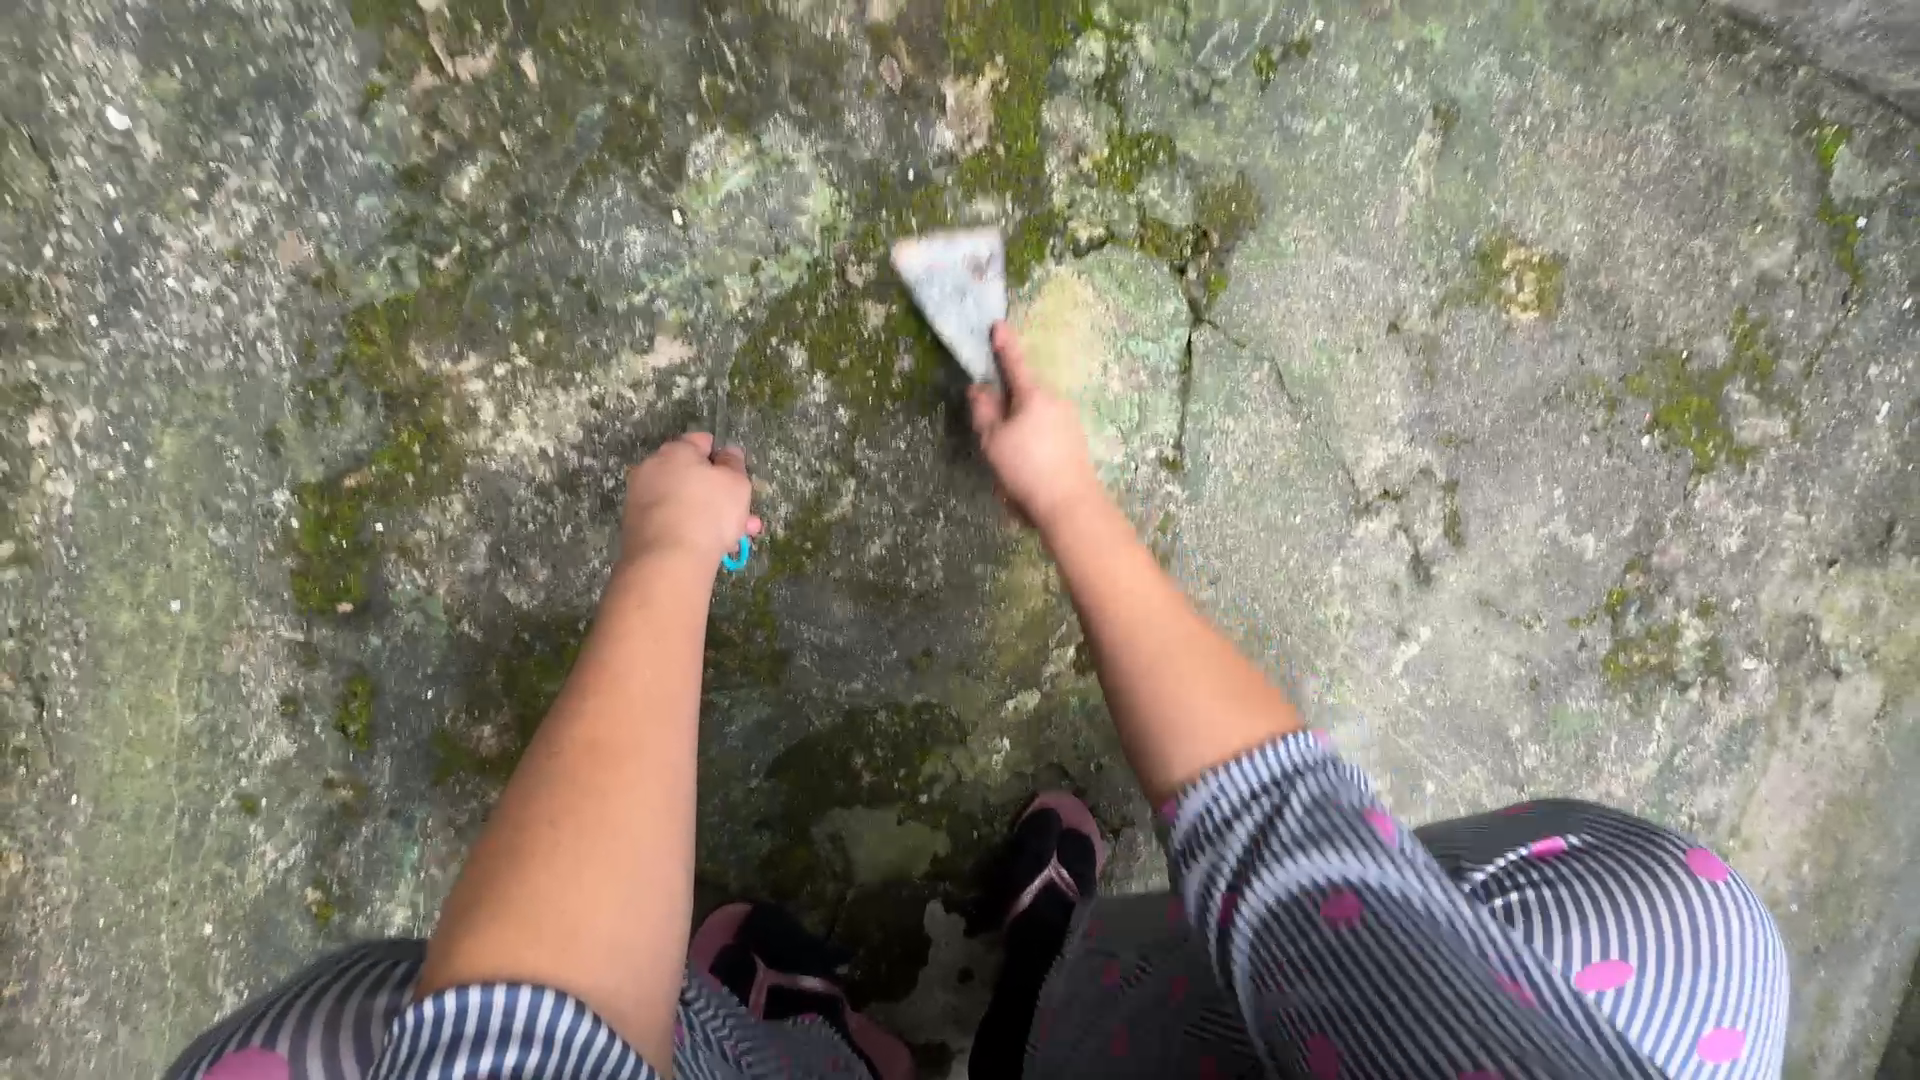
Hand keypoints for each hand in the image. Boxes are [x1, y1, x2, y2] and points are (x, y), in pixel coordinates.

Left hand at [619, 433, 762, 568]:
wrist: (668, 560)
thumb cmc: (708, 512)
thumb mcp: (736, 483)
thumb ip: (734, 464)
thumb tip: (727, 453)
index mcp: (675, 451)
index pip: (701, 441)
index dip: (722, 456)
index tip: (737, 477)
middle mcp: (652, 469)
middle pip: (692, 476)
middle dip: (720, 495)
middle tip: (743, 515)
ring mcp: (640, 499)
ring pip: (685, 502)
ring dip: (710, 516)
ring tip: (734, 539)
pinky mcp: (637, 527)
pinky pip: (672, 521)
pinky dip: (691, 529)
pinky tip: (712, 548)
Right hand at [967, 322, 1105, 530]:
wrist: (1069, 504)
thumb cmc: (1026, 468)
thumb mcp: (993, 440)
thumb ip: (983, 410)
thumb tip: (980, 388)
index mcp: (1034, 395)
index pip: (1014, 363)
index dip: (1004, 345)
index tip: (998, 325)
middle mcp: (1056, 402)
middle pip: (1024, 396)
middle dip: (1007, 409)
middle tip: (992, 439)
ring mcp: (1070, 423)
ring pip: (1034, 419)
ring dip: (1019, 434)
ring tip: (1009, 469)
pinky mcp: (1075, 443)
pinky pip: (1046, 437)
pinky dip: (1032, 449)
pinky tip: (1026, 475)